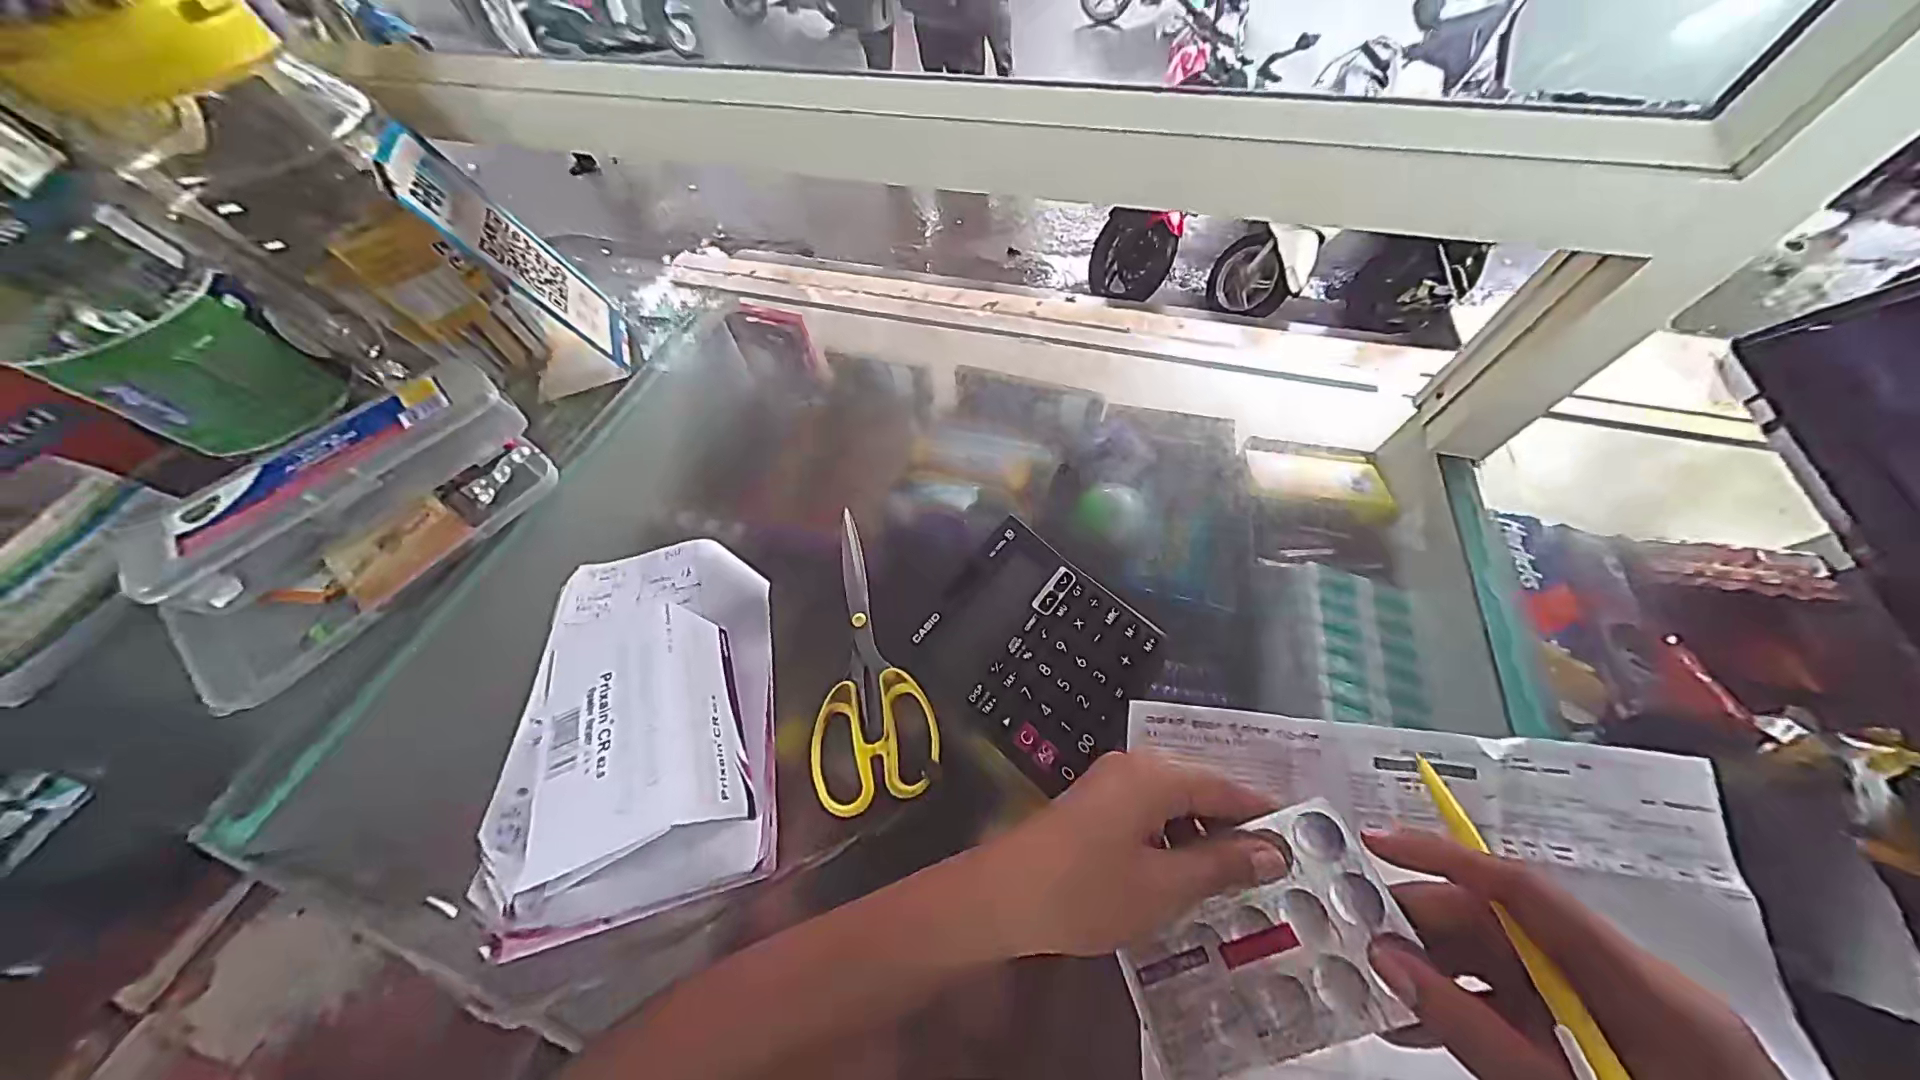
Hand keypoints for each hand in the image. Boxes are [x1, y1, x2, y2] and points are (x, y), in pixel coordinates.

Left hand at [965, 751, 1284, 957]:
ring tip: (1236, 882)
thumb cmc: (1088, 890)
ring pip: (1174, 802)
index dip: (1266, 816)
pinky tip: (1186, 874)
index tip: (1304, 843)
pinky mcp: (1096, 802)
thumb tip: (1273, 851)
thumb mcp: (1165, 885)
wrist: (1005, 895)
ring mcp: (1111, 782)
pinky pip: (1149, 811)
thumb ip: (1222, 864)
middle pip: (1200, 790)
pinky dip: (1172, 838)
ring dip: (1203, 836)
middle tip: (1275, 872)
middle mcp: (1134, 766)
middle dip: (1235, 828)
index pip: (1227, 788)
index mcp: (1155, 775)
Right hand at [1364, 829, 1784, 1079]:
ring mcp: (1622, 1012)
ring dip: (1436, 971)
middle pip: (1505, 925)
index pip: (1526, 889)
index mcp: (1647, 991)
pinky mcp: (1608, 1036)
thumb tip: (1389, 961)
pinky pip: (1522, 1001)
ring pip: (1505, 963)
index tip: (1373, 842)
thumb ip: (1478, 1032)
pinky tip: (1422, 1022)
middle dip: (1422, 927)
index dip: (1442, 856)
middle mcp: (1633, 985)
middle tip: (1356, 940)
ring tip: (1379, 994)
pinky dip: (1468, 1005)